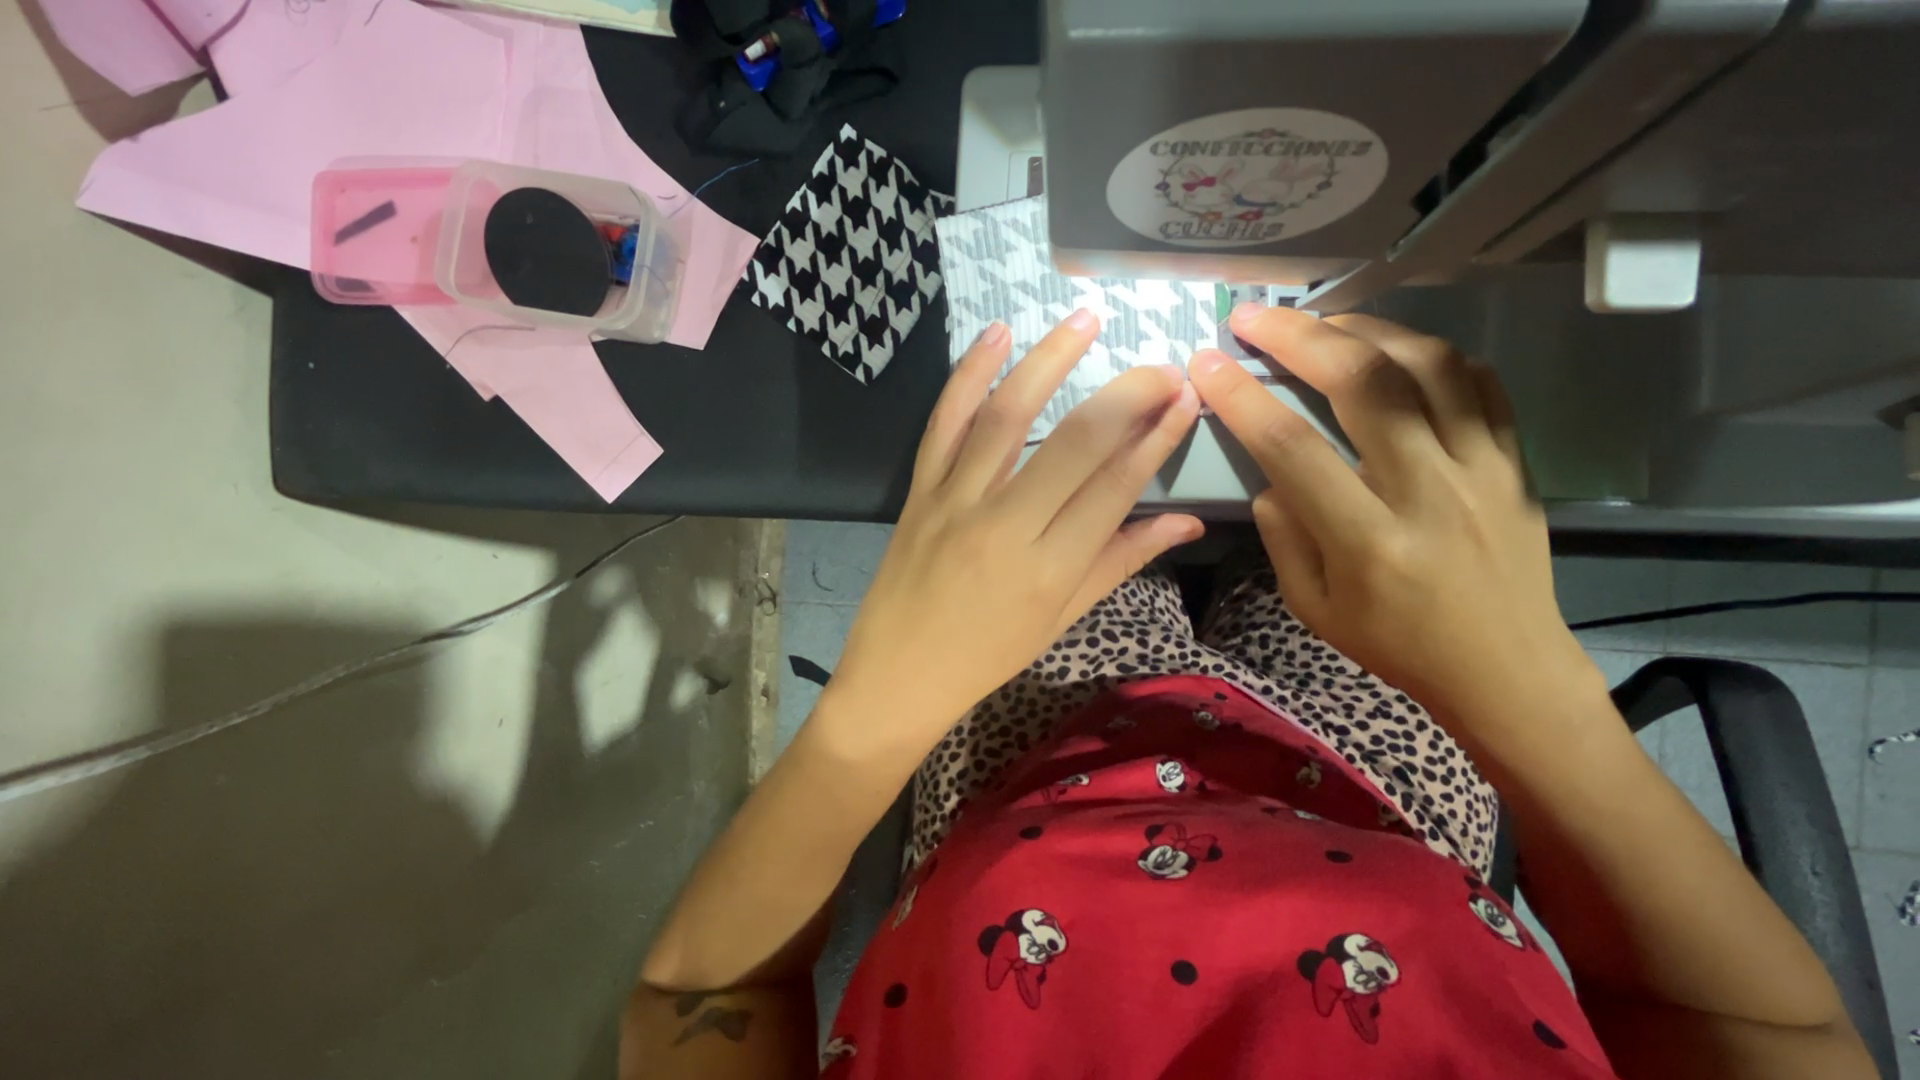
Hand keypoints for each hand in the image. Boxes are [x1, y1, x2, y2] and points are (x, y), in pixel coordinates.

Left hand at [823, 310, 1202, 755]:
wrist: (898, 675)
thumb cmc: (988, 656)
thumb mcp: (1062, 618)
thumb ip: (1120, 562)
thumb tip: (1186, 522)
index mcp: (1049, 569)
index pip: (1115, 487)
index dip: (1157, 438)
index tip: (1187, 398)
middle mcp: (1005, 527)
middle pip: (1075, 444)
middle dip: (1127, 396)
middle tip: (1162, 366)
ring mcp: (955, 502)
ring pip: (1007, 417)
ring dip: (1049, 361)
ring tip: (1086, 320)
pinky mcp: (919, 490)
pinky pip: (943, 424)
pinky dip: (967, 375)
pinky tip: (995, 335)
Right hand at [1188, 306, 1598, 744]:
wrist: (1504, 667)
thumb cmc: (1393, 642)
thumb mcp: (1311, 605)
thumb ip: (1282, 532)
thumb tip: (1269, 468)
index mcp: (1368, 542)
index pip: (1294, 448)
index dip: (1244, 397)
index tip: (1208, 362)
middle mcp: (1428, 492)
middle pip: (1364, 384)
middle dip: (1300, 337)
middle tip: (1256, 316)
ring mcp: (1481, 468)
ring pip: (1427, 365)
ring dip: (1365, 329)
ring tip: (1322, 322)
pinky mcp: (1514, 459)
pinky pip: (1477, 381)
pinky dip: (1428, 352)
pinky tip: (1391, 350)